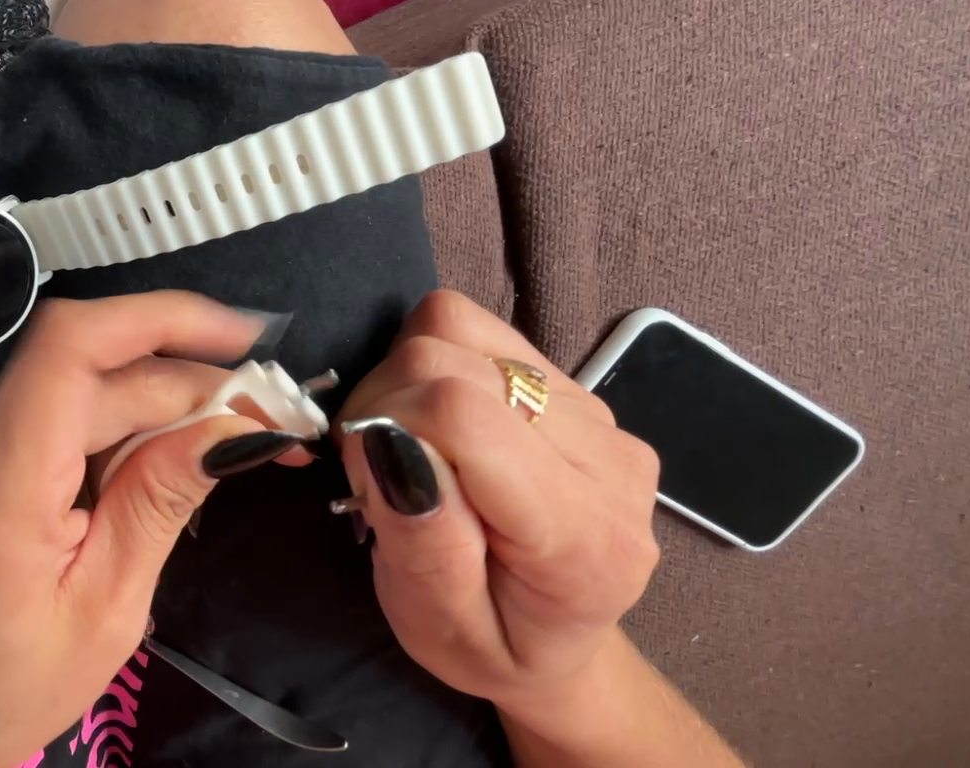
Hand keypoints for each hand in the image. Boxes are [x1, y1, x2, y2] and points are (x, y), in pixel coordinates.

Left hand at [0, 292, 273, 767]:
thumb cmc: (7, 681)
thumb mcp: (107, 610)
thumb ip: (161, 501)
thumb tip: (232, 424)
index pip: (68, 351)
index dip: (158, 319)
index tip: (239, 337)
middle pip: (94, 372)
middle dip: (191, 384)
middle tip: (269, 423)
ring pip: (83, 383)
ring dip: (162, 400)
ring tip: (230, 438)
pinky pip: (60, 404)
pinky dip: (121, 420)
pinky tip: (163, 455)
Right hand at [336, 291, 662, 724]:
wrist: (558, 642)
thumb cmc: (492, 643)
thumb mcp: (439, 625)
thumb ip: (421, 541)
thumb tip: (383, 438)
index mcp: (580, 533)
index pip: (461, 413)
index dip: (384, 422)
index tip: (366, 472)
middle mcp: (603, 455)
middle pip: (447, 358)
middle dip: (381, 398)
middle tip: (376, 461)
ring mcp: (591, 408)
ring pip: (453, 326)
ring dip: (401, 373)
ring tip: (407, 435)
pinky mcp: (568, 381)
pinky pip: (468, 325)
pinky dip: (428, 355)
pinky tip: (435, 413)